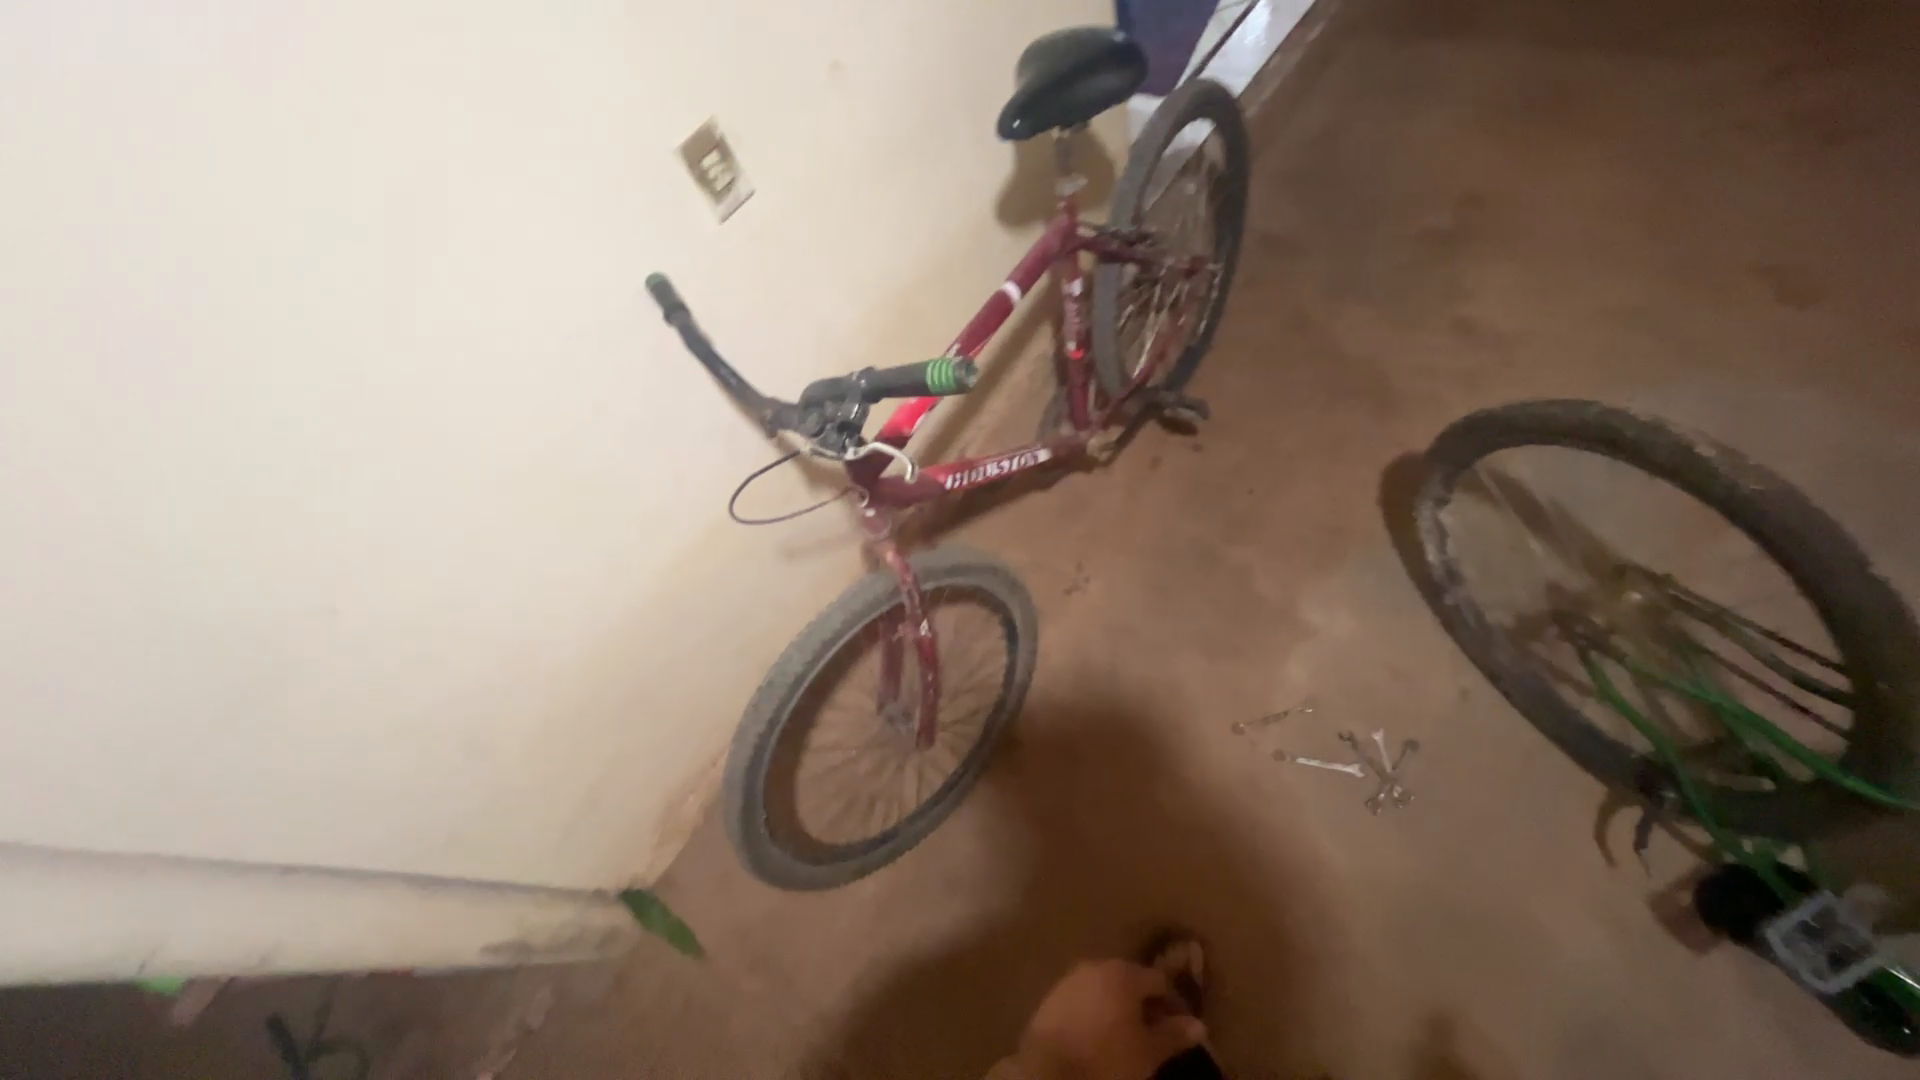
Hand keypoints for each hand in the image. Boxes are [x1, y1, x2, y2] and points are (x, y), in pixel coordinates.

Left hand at [1012, 959, 1207, 1079]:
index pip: (1159, 980)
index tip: (1179, 1028)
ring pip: (1105, 988)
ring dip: (1119, 1007)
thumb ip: (1173, 1036)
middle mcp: (1096, 966)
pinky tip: (1097, 1037)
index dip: (1173, 1003)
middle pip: (1130, 980)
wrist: (1049, 1072)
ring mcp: (1070, 979)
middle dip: (1145, 1004)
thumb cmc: (1106, 1061)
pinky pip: (1083, 998)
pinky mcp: (1052, 996)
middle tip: (1154, 1034)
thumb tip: (1198, 1025)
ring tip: (1126, 1038)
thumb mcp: (1147, 1053)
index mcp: (1123, 974)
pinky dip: (1096, 1012)